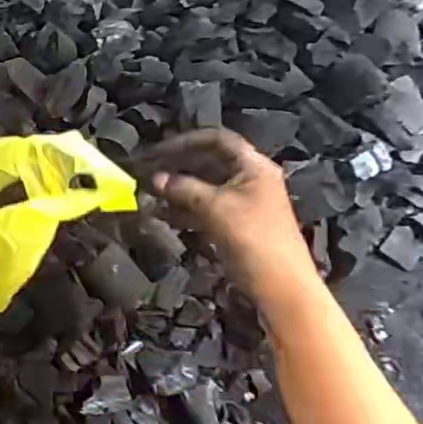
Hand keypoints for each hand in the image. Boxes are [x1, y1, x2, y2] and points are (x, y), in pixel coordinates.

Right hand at [135, 130, 312, 293]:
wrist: (279, 283)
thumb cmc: (253, 238)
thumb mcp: (215, 208)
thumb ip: (182, 189)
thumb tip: (153, 178)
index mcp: (253, 167)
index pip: (217, 140)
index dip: (186, 141)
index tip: (157, 151)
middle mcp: (246, 179)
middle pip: (205, 162)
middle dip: (174, 166)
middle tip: (143, 172)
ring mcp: (238, 201)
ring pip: (199, 185)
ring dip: (173, 188)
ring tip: (145, 192)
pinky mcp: (229, 221)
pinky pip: (199, 206)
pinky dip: (179, 207)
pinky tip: (157, 213)